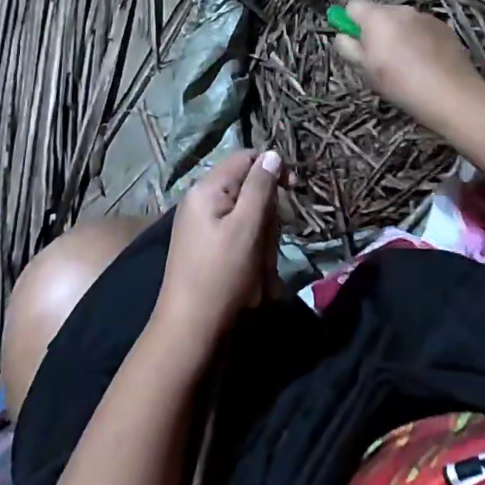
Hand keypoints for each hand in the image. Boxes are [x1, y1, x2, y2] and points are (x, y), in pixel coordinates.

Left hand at [151, 149, 280, 353]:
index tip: (293, 189)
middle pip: (247, 190)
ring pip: (246, 219)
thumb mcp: (247, 227)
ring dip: (260, 241)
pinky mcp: (205, 248)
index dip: (271, 168)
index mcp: (206, 189)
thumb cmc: (221, 275)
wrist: (190, 330)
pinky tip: (250, 278)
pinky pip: (237, 239)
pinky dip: (249, 255)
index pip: (245, 158)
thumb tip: (272, 154)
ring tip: (257, 269)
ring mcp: (201, 226)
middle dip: (266, 216)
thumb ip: (260, 187)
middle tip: (265, 245)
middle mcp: (200, 202)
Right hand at [332, 0, 484, 119]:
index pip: (353, 6)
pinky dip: (419, 41)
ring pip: (402, 22)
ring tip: (406, 66)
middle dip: (377, 31)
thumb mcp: (366, 70)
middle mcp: (402, 10)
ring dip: (399, 36)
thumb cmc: (401, 83)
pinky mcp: (445, 28)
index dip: (351, 23)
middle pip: (380, 13)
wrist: (451, 94)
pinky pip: (422, 29)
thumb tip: (343, 37)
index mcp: (378, 17)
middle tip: (381, 60)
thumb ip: (350, 48)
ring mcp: (426, 17)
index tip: (356, 44)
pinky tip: (426, 65)